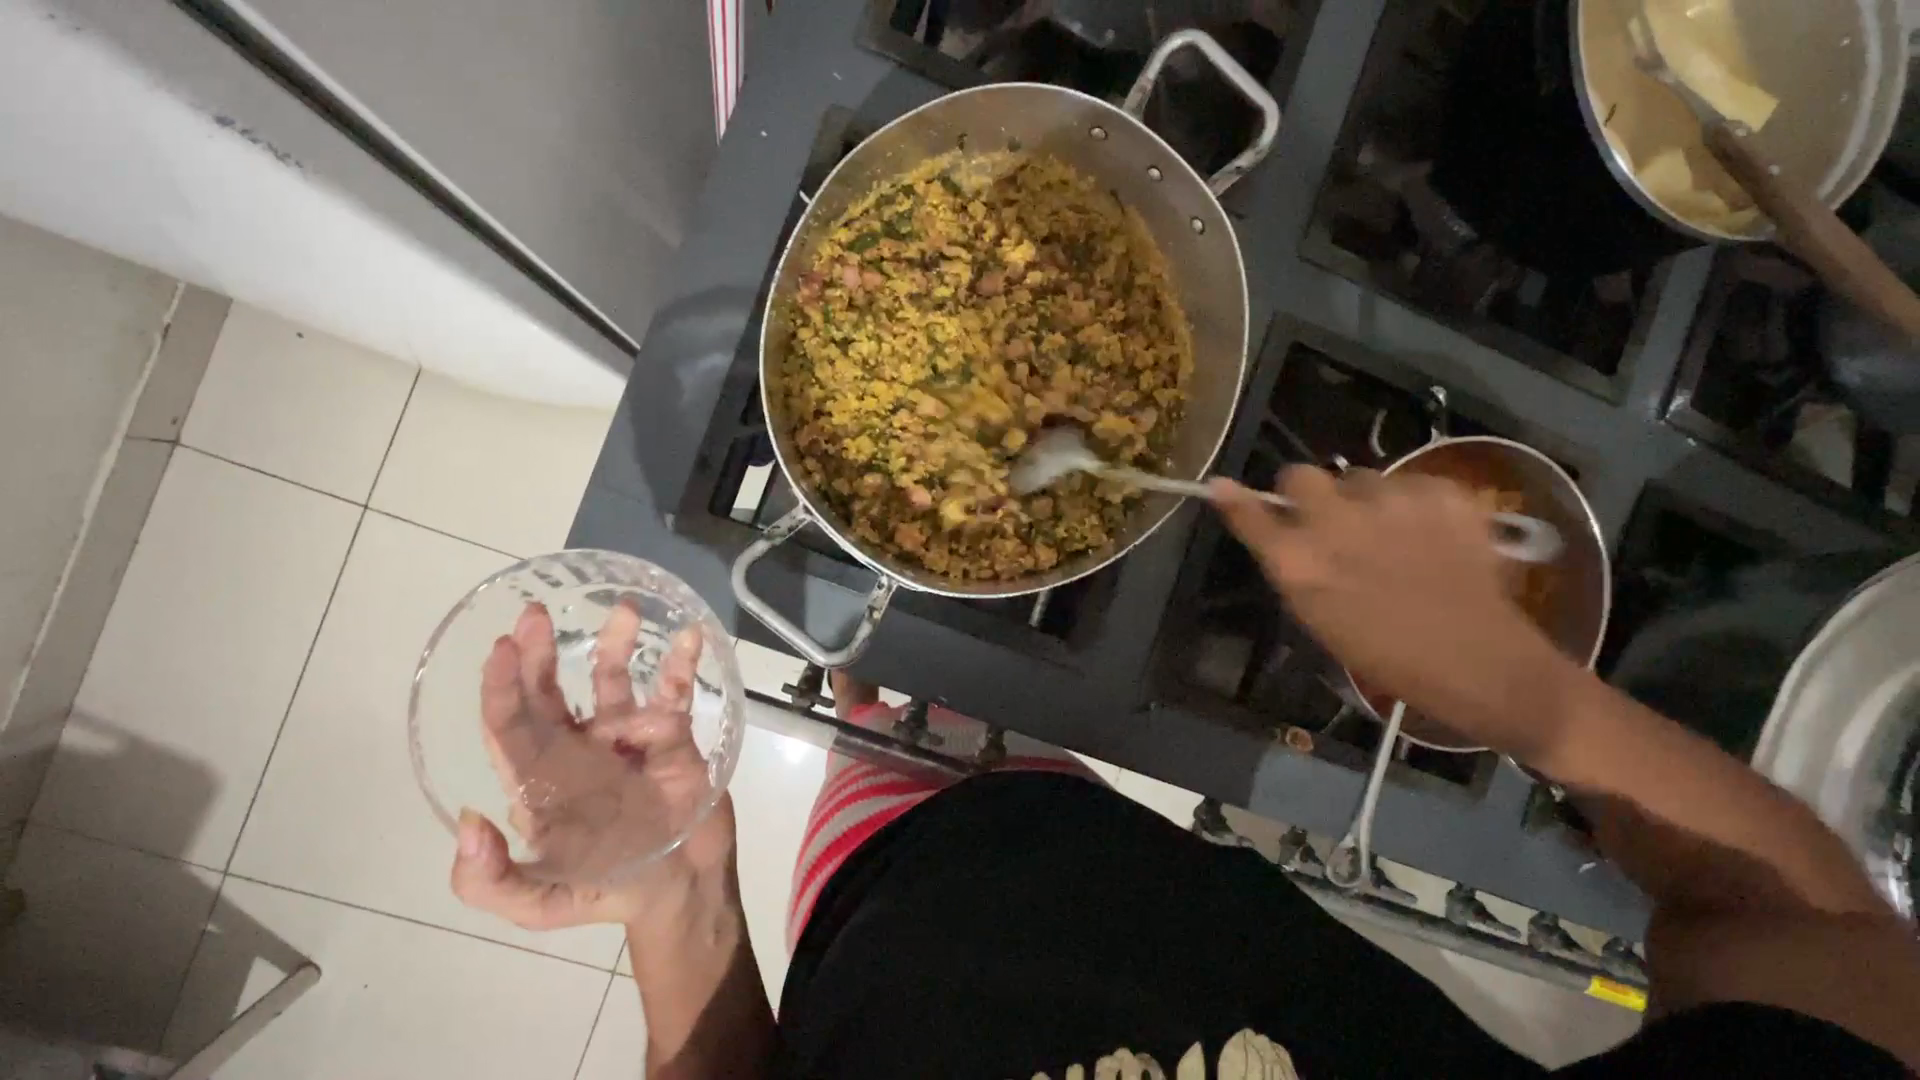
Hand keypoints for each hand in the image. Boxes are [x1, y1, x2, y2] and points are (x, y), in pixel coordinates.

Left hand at [451, 602, 736, 930]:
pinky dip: (680, 661)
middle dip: (541, 651)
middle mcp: (577, 749)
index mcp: (539, 780)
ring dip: (613, 642)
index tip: (504, 646)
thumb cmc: (608, 890)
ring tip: (624, 610)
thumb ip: (493, 881)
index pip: (510, 724)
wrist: (681, 891)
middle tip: (537, 612)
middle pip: (551, 690)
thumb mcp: (540, 904)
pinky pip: (674, 690)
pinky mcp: (672, 734)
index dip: (502, 686)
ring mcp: (626, 738)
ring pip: (613, 678)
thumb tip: (470, 821)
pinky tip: (688, 637)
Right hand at [1209, 467, 1573, 756]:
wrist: (1481, 664)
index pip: (1252, 513)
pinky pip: (1412, 483)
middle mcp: (1339, 522)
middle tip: (1331, 521)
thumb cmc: (1386, 655)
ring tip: (1393, 536)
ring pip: (1362, 478)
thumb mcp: (1320, 616)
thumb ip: (1290, 566)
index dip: (1236, 499)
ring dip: (1367, 501)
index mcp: (1301, 562)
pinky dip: (1414, 504)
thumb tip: (1267, 525)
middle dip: (1309, 493)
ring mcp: (1394, 503)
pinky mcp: (1444, 494)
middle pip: (1302, 475)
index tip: (1222, 487)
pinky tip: (1430, 535)